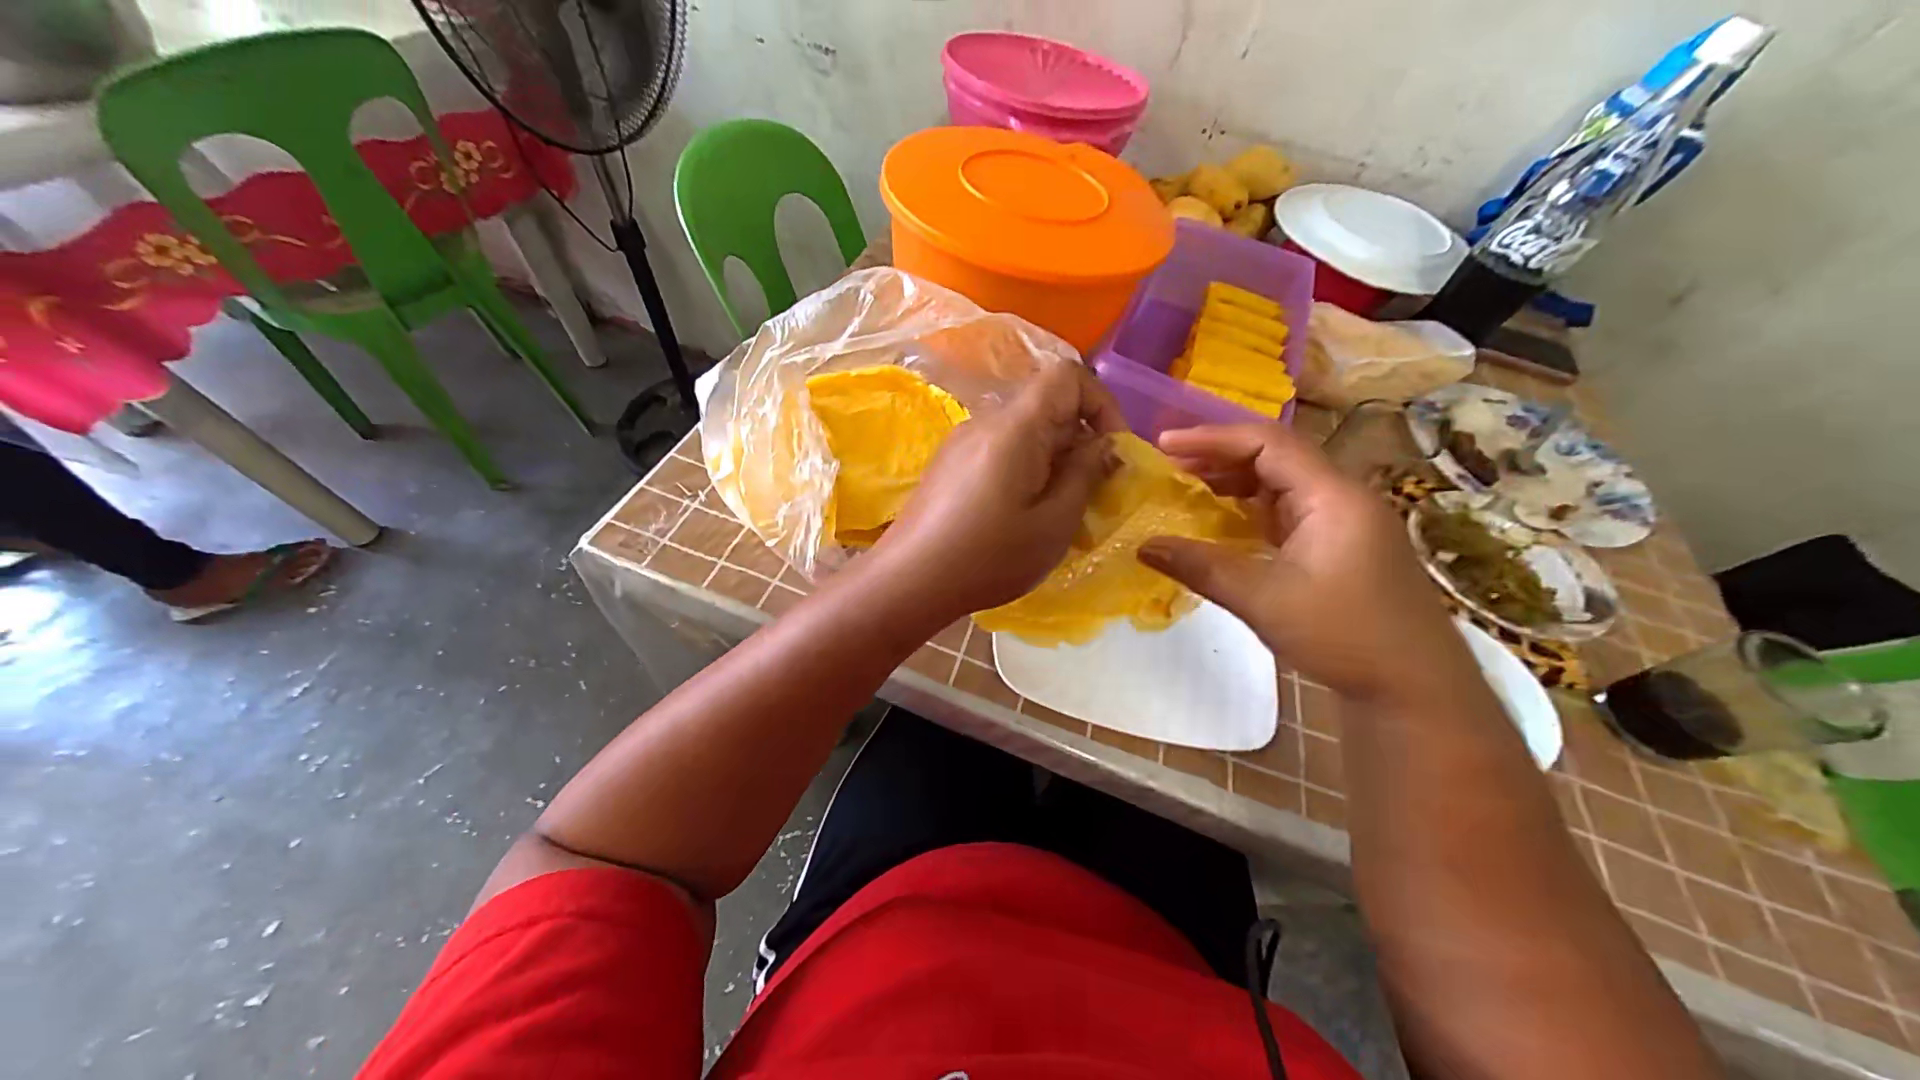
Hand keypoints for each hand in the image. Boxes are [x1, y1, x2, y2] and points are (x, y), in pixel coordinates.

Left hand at [867, 363, 1123, 623]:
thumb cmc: (987, 557)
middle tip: (1094, 492)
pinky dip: (1026, 469)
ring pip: (1025, 432)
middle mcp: (986, 421)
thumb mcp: (1053, 524)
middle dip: (1081, 440)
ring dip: (1055, 459)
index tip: (1114, 449)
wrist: (908, 581)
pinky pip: (1001, 450)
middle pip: (1046, 405)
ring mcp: (963, 441)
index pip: (1067, 374)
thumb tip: (1103, 446)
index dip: (1101, 402)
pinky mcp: (950, 464)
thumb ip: (1085, 475)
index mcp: (1015, 426)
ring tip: (1061, 510)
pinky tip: (1024, 515)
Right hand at [1137, 423, 1473, 703]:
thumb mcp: (1265, 601)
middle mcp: (1341, 497)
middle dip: (1219, 455)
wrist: (1415, 687)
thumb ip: (1202, 567)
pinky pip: (1288, 510)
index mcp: (1332, 497)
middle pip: (1275, 456)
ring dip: (1233, 480)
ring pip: (1281, 482)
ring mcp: (1343, 521)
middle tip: (1168, 464)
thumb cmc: (1345, 637)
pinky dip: (1249, 507)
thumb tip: (1143, 546)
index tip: (1164, 443)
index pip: (1268, 444)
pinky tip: (1221, 519)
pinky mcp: (1339, 544)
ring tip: (1185, 485)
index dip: (1212, 438)